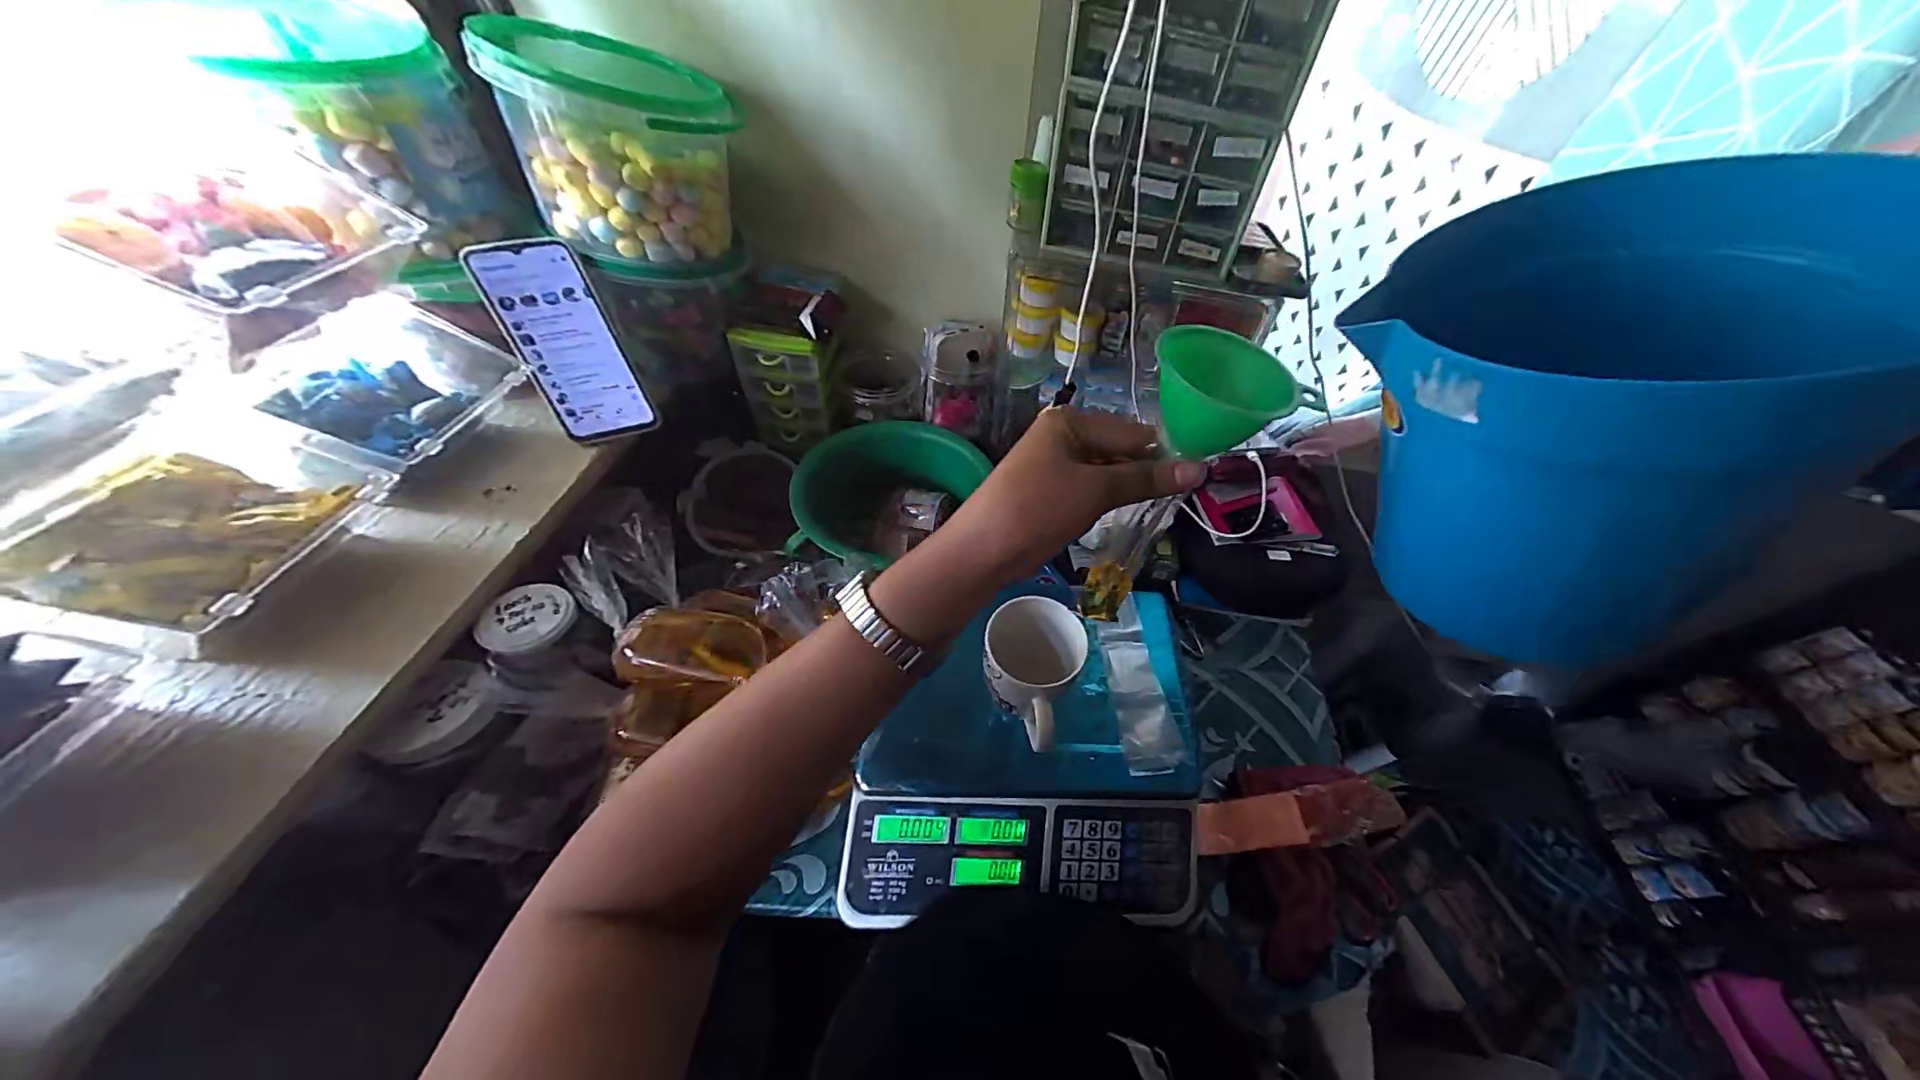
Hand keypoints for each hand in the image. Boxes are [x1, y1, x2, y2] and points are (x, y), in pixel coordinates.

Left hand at [943, 407, 1205, 577]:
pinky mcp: (1050, 491)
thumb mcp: (1095, 490)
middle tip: (1181, 497)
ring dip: (1128, 488)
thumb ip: (1145, 478)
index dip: (1164, 454)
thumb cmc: (1037, 509)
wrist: (982, 549)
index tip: (1197, 477)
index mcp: (1069, 422)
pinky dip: (1108, 499)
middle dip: (1146, 471)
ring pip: (1106, 471)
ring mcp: (1054, 464)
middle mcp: (1061, 435)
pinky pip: (1090, 488)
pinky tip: (1124, 512)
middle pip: (1119, 449)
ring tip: (1159, 507)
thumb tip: (1199, 468)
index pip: (1132, 432)